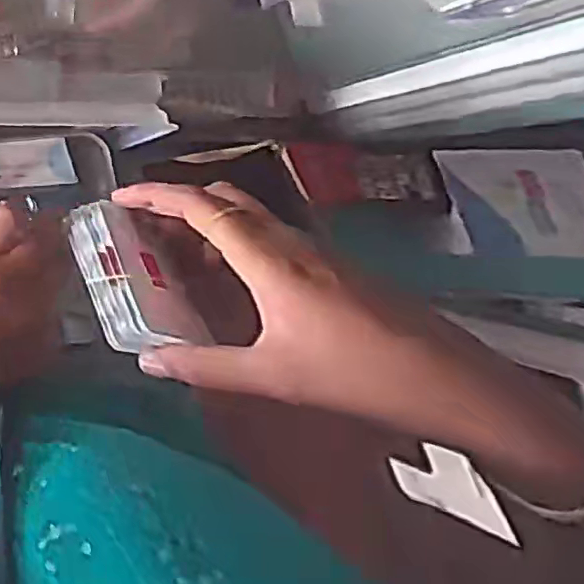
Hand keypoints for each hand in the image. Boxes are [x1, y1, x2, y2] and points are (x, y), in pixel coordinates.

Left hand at [0, 202, 64, 396]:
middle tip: (52, 221)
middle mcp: (1, 275)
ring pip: (6, 219)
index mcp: (20, 308)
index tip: (64, 251)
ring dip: (15, 215)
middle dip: (50, 229)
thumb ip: (37, 344)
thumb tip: (57, 323)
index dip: (64, 258)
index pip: (55, 273)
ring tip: (14, 215)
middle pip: (37, 241)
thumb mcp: (7, 366)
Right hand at [112, 181, 583, 506]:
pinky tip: (228, 276)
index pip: (201, 207)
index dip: (155, 195)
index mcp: (268, 259)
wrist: (462, 388)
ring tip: (176, 249)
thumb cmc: (362, 377)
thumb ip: (206, 367)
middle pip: (221, 198)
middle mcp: (288, 242)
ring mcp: (314, 250)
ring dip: (204, 220)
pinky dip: (232, 238)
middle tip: (143, 223)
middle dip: (176, 201)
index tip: (121, 196)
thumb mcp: (275, 377)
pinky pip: (266, 233)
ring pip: (246, 213)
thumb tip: (148, 362)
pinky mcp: (331, 264)